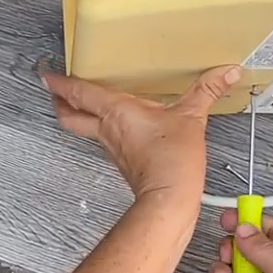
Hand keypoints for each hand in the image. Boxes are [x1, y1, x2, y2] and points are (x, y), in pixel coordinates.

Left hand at [43, 66, 242, 202]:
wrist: (168, 199)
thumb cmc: (171, 163)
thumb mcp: (191, 118)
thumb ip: (207, 91)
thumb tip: (225, 72)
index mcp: (115, 111)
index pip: (78, 93)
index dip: (59, 82)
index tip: (47, 73)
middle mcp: (107, 129)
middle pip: (69, 115)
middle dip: (58, 101)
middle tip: (54, 90)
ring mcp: (112, 147)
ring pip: (84, 129)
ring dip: (78, 115)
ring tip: (80, 103)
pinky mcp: (123, 160)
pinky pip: (105, 140)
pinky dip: (101, 129)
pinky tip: (114, 126)